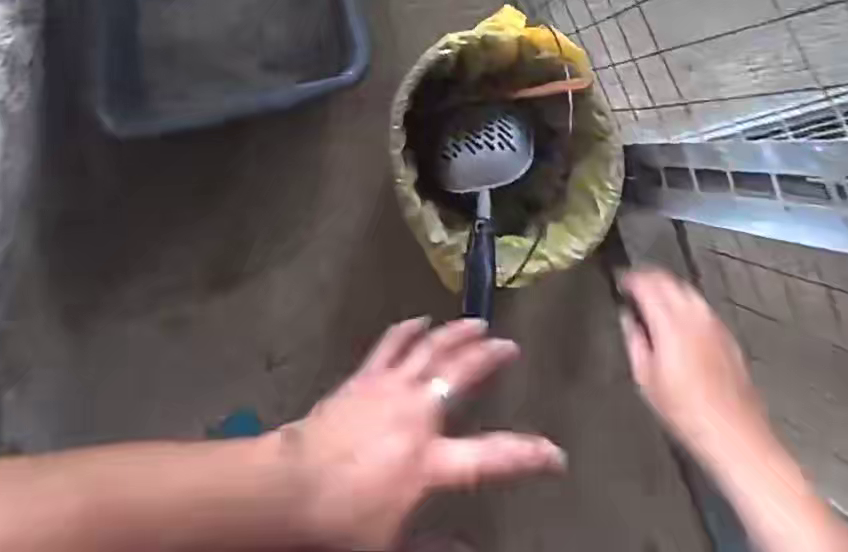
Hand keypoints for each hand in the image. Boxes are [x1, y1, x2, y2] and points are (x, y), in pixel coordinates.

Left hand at [280, 317, 565, 549]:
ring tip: (476, 322)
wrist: (293, 486)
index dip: (528, 454)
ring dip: (456, 334)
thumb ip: (436, 545)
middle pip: (460, 376)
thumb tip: (470, 551)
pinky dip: (408, 330)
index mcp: (430, 462)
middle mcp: (417, 414)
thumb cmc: (344, 521)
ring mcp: (389, 388)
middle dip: (489, 358)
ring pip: (430, 349)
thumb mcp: (395, 544)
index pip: (492, 457)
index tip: (555, 453)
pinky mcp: (365, 377)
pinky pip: (391, 345)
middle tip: (510, 345)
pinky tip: (420, 319)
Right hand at [617, 268, 767, 464]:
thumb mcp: (645, 378)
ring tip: (654, 298)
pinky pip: (702, 306)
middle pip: (668, 280)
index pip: (646, 284)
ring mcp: (714, 324)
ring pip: (687, 289)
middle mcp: (693, 315)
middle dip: (648, 277)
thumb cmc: (684, 411)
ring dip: (668, 287)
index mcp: (669, 322)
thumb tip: (628, 318)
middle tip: (634, 286)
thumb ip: (634, 340)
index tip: (620, 283)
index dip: (630, 278)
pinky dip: (686, 302)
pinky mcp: (728, 335)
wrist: (734, 435)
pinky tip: (680, 318)